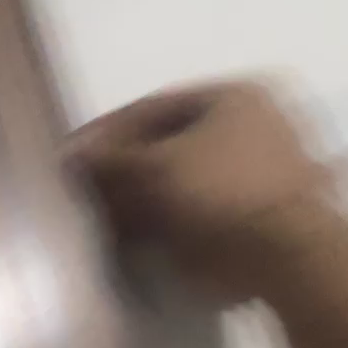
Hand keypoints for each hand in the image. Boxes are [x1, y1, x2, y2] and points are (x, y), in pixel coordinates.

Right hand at [69, 81, 331, 299]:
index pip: (151, 107)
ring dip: (133, 197)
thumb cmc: (219, 191)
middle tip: (79, 189)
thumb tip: (69, 154)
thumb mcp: (154, 167)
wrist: (279, 251)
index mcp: (234, 96)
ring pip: (173, 178)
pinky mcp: (243, 211)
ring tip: (96, 216)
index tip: (68, 154)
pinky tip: (126, 235)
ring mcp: (248, 170)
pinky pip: (186, 209)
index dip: (104, 131)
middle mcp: (246, 124)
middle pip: (162, 143)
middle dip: (118, 168)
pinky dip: (155, 220)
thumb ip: (109, 158)